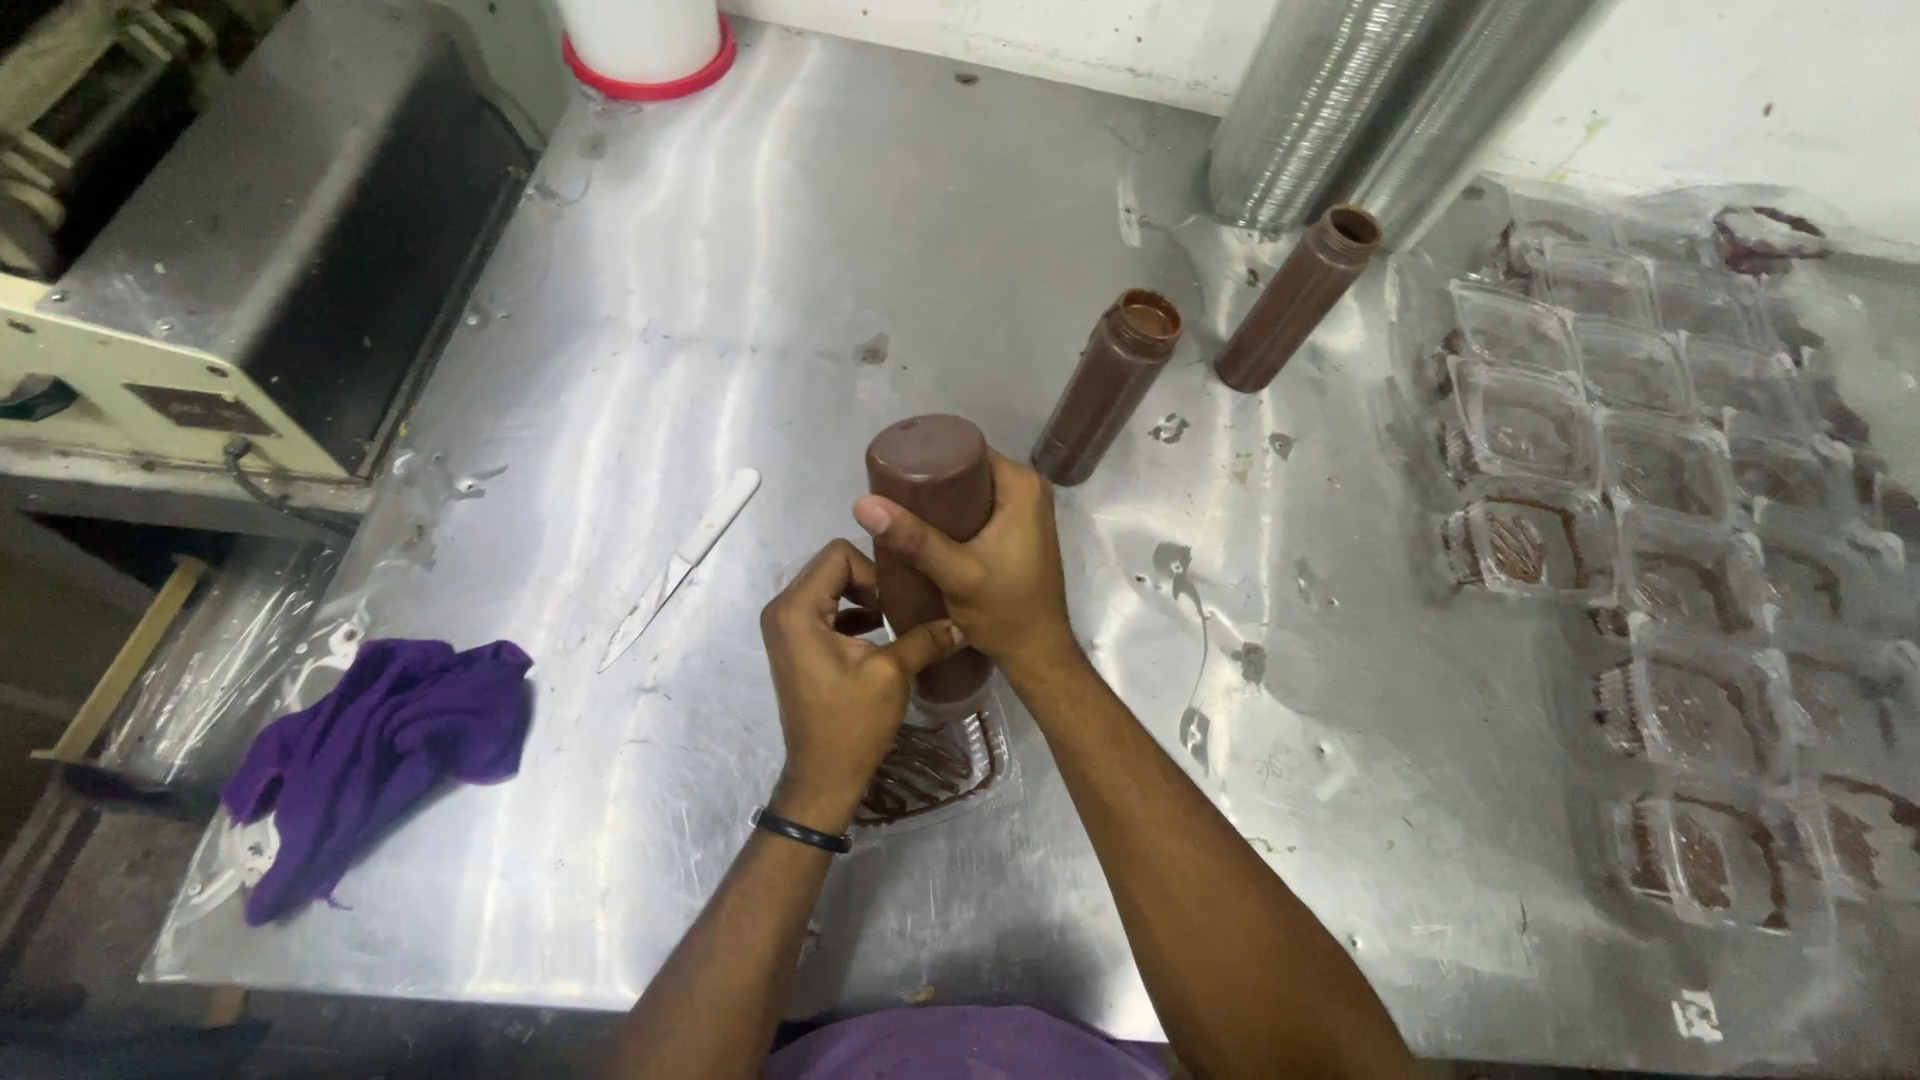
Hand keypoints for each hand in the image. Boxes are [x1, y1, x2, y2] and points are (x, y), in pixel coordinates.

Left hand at [759, 539, 966, 831]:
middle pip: (833, 565)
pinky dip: (853, 613)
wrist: (823, 775)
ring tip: (894, 621)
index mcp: (796, 609)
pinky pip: (825, 607)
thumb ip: (926, 638)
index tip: (896, 604)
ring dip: (864, 597)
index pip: (839, 554)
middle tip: (900, 610)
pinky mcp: (795, 642)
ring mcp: (786, 626)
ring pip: (831, 585)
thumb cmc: (851, 723)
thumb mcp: (893, 674)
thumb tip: (966, 621)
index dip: (874, 572)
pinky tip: (880, 634)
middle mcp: (783, 609)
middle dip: (871, 583)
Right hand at [851, 450, 1076, 674]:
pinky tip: (925, 529)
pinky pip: (981, 508)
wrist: (1037, 652)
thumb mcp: (956, 573)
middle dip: (930, 481)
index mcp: (1022, 485)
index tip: (893, 474)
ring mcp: (1027, 510)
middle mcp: (1029, 489)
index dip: (928, 457)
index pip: (966, 449)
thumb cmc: (1004, 611)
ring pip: (972, 490)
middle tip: (892, 498)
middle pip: (968, 469)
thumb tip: (862, 504)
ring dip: (940, 501)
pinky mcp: (1020, 531)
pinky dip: (955, 516)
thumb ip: (914, 540)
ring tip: (902, 512)